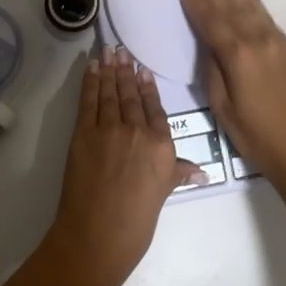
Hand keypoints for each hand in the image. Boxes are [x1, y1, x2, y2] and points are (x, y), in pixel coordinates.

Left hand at [49, 48, 201, 279]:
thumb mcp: (162, 195)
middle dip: (126, 71)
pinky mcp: (83, 133)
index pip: (155, 109)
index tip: (143, 69)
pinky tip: (92, 68)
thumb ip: (178, 175)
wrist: (98, 236)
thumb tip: (202, 173)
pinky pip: (88, 101)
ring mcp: (109, 130)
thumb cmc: (135, 222)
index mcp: (161, 146)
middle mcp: (137, 132)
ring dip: (109, 71)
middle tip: (122, 50)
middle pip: (131, 96)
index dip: (148, 87)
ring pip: (110, 94)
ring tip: (109, 51)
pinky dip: (90, 83)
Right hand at [178, 0, 285, 188]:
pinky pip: (266, 15)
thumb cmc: (256, 137)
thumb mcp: (222, 108)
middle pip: (230, 5)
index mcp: (238, 56)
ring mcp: (277, 42)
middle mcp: (258, 41)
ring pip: (250, 5)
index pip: (211, 19)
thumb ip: (213, 70)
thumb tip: (207, 42)